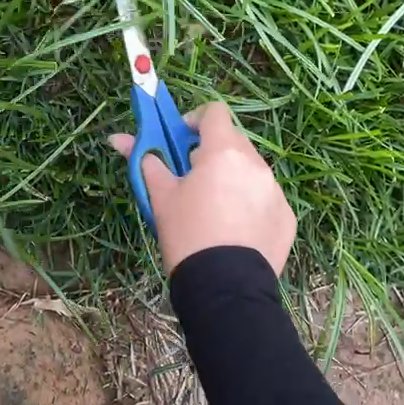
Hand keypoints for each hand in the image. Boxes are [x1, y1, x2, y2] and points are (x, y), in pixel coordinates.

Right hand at [108, 102, 296, 274]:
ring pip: (250, 168)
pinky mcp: (286, 218)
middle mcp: (255, 164)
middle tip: (192, 178)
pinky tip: (234, 229)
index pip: (215, 112)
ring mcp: (275, 191)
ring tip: (213, 207)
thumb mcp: (160, 196)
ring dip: (232, 176)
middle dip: (212, 151)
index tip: (182, 142)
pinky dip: (250, 202)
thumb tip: (116, 138)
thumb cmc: (187, 235)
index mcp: (223, 152)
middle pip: (233, 140)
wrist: (225, 292)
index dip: (196, 120)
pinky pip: (265, 197)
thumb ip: (143, 159)